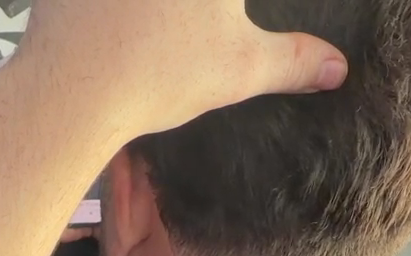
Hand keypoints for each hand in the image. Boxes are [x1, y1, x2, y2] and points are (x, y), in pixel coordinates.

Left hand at [6, 0, 347, 144]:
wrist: (73, 90)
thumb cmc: (157, 75)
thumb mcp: (238, 68)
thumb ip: (292, 60)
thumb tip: (336, 68)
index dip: (225, 8)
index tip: (225, 17)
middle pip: (205, 0)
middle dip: (208, 11)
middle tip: (199, 23)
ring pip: (158, 0)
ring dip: (163, 9)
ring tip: (166, 26)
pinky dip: (109, 5)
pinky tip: (114, 16)